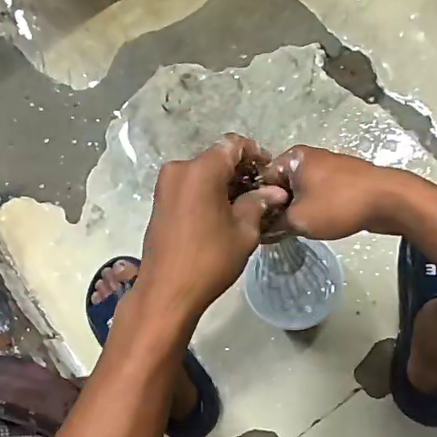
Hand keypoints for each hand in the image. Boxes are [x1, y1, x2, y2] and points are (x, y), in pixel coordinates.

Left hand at [137, 134, 287, 317]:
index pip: (233, 145)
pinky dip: (209, 192)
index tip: (270, 172)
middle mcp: (179, 169)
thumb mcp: (244, 231)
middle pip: (217, 157)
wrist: (167, 291)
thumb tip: (275, 191)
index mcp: (201, 170)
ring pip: (203, 172)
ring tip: (247, 205)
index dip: (255, 153)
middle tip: (263, 192)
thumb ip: (259, 203)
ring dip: (225, 183)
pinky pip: (190, 186)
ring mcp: (166, 185)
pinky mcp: (160, 201)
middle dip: (241, 171)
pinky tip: (224, 213)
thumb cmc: (210, 260)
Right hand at [264, 145, 411, 239]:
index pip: (261, 181)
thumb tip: (262, 230)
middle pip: (281, 186)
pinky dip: (315, 209)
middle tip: (277, 232)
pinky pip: (319, 195)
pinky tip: (317, 225)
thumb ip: (275, 224)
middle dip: (278, 208)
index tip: (258, 225)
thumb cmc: (339, 205)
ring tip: (297, 230)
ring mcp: (328, 167)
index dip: (257, 204)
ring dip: (297, 211)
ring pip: (301, 192)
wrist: (389, 200)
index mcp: (293, 157)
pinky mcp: (343, 180)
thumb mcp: (298, 219)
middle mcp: (308, 157)